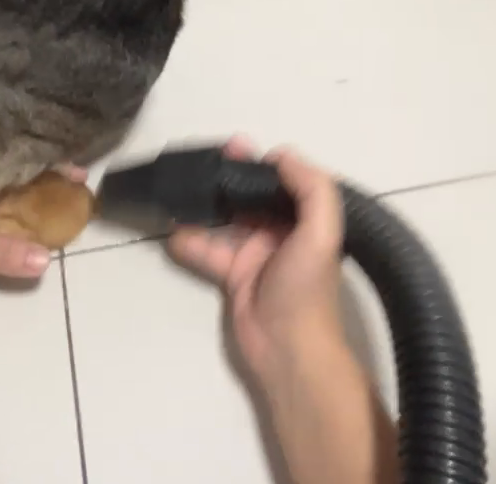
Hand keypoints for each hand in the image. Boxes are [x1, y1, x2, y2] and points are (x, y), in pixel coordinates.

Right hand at [168, 139, 346, 379]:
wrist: (288, 350)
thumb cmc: (307, 288)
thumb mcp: (322, 232)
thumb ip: (312, 188)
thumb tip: (281, 154)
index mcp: (305, 220)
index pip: (284, 181)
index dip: (263, 161)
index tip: (238, 146)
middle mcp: (281, 232)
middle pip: (253, 194)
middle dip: (232, 174)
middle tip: (208, 156)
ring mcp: (254, 253)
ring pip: (226, 218)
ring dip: (206, 202)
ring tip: (183, 184)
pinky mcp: (232, 274)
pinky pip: (207, 250)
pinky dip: (189, 240)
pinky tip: (173, 229)